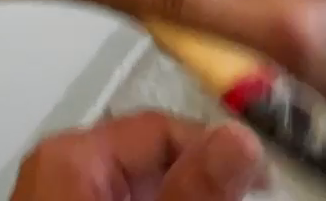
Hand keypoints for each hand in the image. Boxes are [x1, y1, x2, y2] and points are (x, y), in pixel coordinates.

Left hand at [12, 111, 267, 200]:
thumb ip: (194, 193)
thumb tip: (240, 139)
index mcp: (76, 154)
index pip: (159, 130)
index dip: (214, 151)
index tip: (265, 186)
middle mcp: (64, 164)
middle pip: (150, 160)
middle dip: (199, 187)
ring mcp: (61, 195)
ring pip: (139, 189)